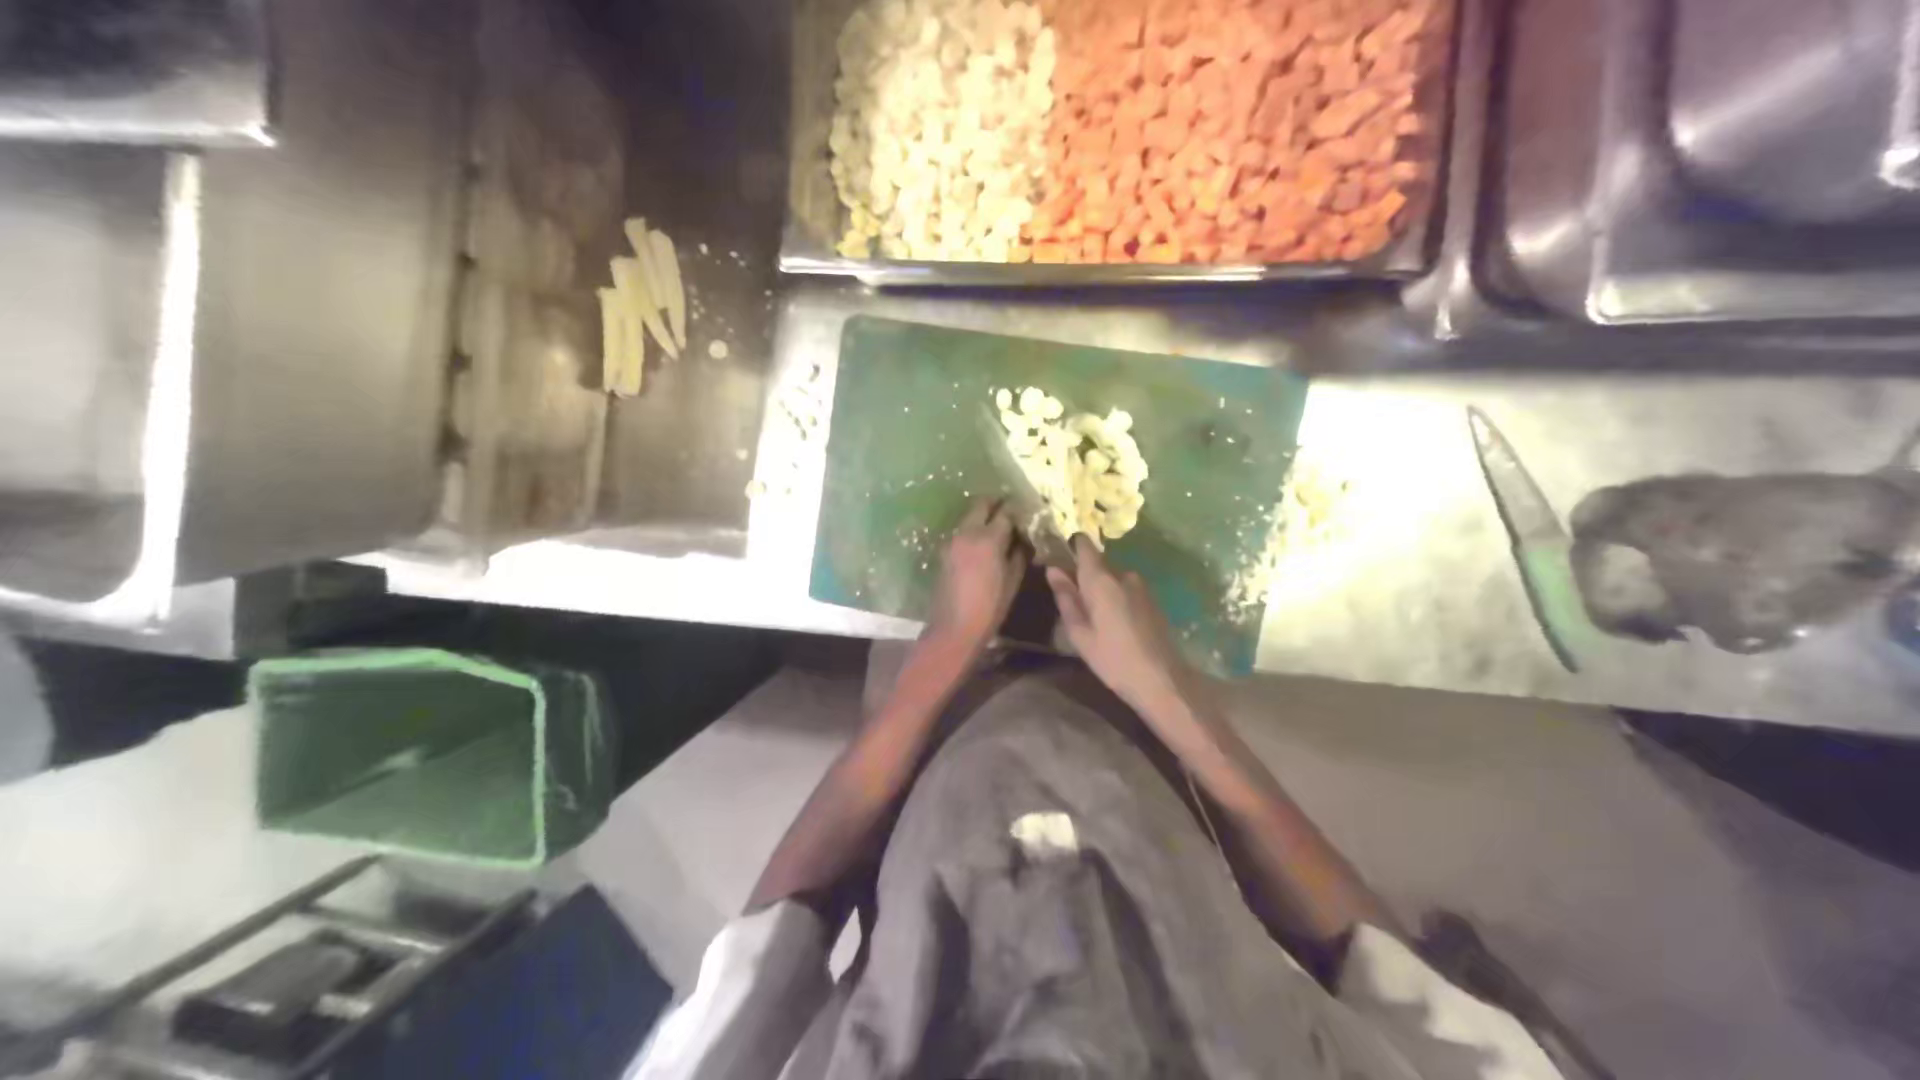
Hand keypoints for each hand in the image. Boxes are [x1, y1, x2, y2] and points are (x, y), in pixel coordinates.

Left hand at [926, 499, 1029, 654]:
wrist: (954, 627)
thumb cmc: (989, 608)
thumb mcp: (1013, 581)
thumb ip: (1018, 555)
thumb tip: (1022, 540)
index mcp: (988, 539)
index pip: (1005, 513)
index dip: (1016, 509)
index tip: (1025, 511)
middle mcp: (967, 533)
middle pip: (981, 505)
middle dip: (996, 503)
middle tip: (1009, 509)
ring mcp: (952, 541)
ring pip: (969, 517)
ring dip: (982, 515)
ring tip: (997, 526)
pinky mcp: (943, 551)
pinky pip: (961, 531)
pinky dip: (972, 529)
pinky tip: (982, 541)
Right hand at [1046, 535, 1193, 716]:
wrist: (1162, 680)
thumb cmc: (1112, 659)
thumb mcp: (1079, 633)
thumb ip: (1066, 598)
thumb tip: (1053, 569)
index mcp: (1101, 580)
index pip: (1084, 546)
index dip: (1070, 546)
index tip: (1058, 556)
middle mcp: (1123, 575)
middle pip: (1098, 563)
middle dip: (1083, 575)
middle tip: (1070, 599)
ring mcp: (1141, 587)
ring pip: (1113, 578)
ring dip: (1101, 589)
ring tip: (1092, 617)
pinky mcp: (1152, 600)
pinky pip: (1126, 590)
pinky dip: (1116, 598)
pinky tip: (1112, 623)